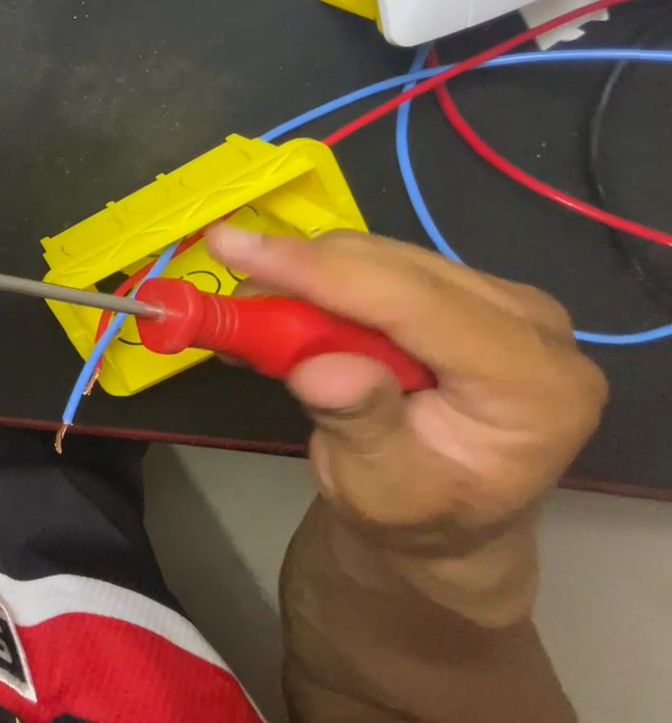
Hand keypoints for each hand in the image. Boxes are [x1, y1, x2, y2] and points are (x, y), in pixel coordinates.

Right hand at [205, 224, 605, 556]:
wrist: (444, 512)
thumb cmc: (414, 510)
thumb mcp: (380, 489)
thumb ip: (360, 426)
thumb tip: (320, 369)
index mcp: (533, 384)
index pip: (418, 304)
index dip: (320, 273)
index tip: (231, 250)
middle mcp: (530, 326)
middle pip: (390, 267)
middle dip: (297, 275)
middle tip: (229, 312)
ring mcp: (497, 300)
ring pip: (371, 254)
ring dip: (297, 280)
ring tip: (254, 329)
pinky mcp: (458, 288)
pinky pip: (368, 261)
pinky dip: (310, 280)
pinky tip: (281, 317)